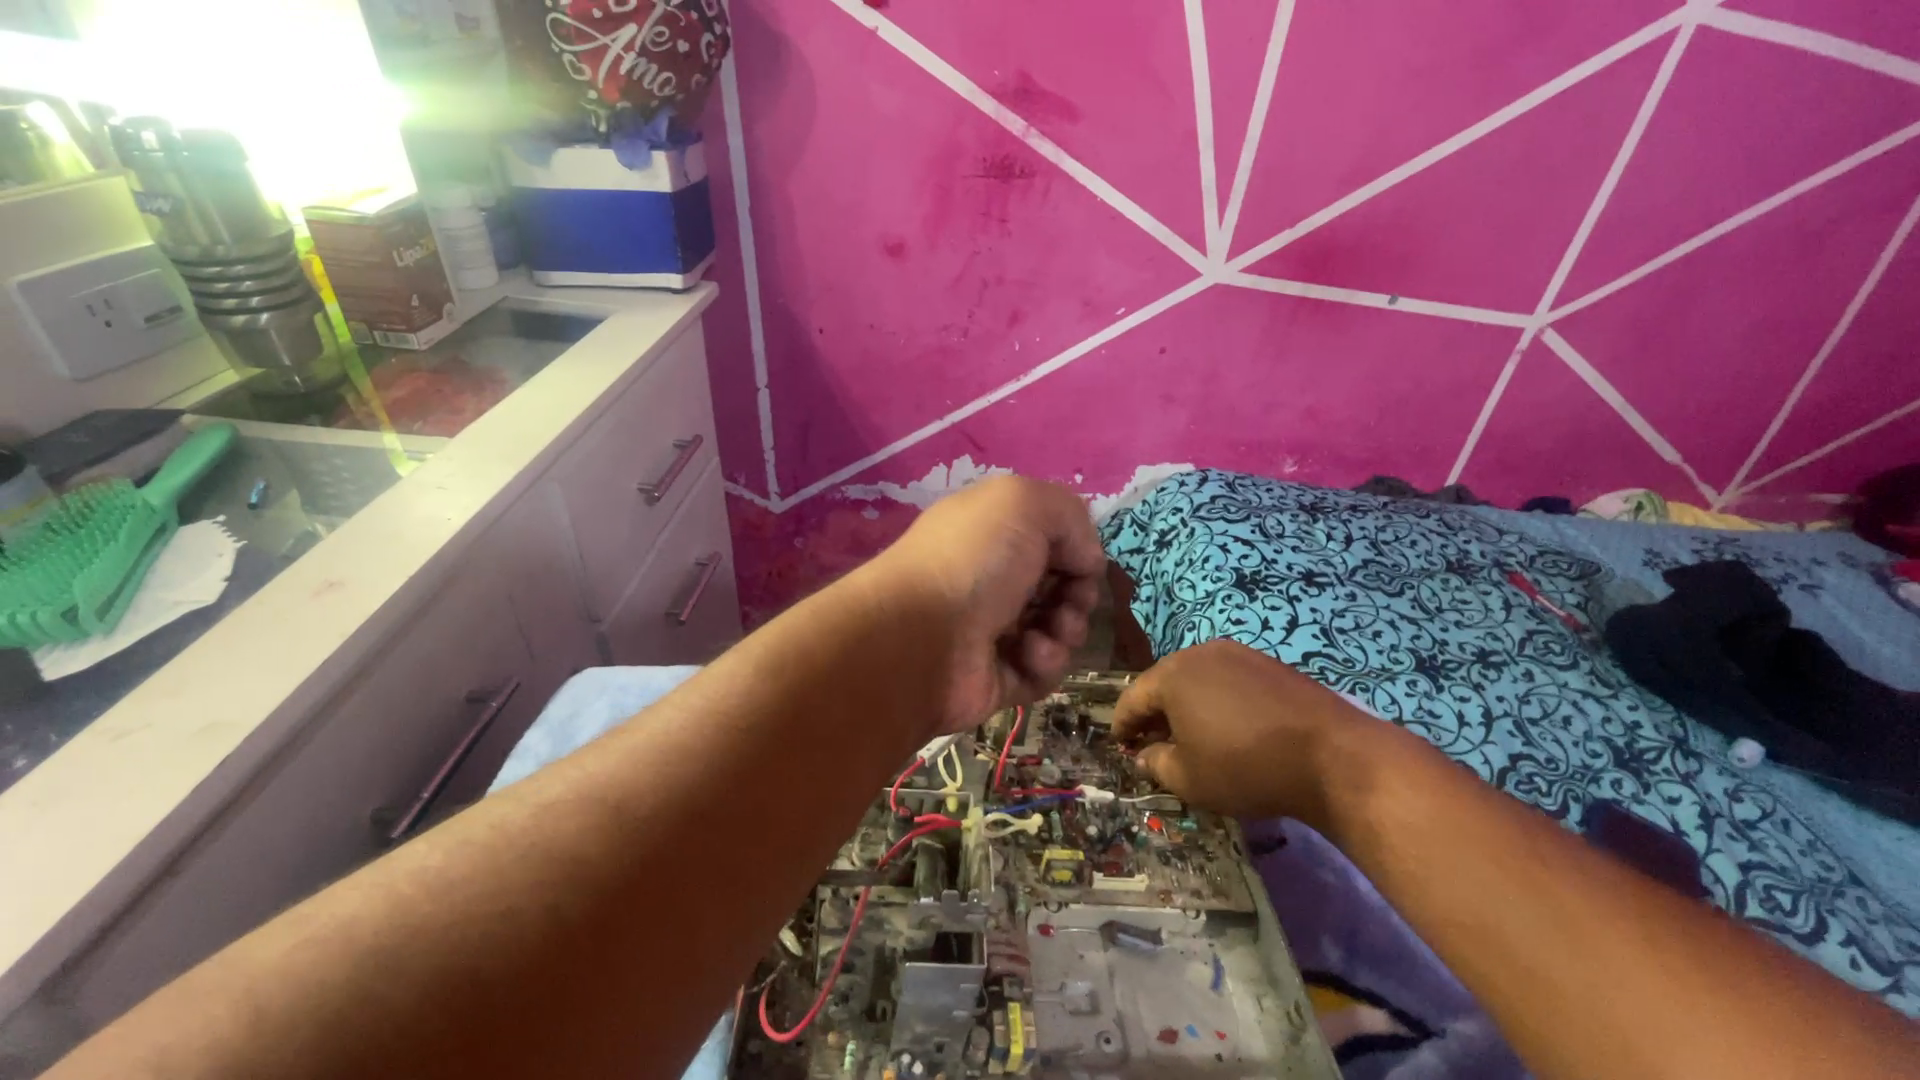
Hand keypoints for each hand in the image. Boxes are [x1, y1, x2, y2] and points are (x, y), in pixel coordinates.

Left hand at [866, 476, 1104, 731]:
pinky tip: (1025, 654)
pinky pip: (1044, 672)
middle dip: (1078, 594)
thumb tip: (1085, 559)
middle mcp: (991, 580)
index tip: (1080, 560)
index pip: (1051, 541)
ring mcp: (993, 632)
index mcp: (991, 535)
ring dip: (1067, 629)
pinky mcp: (998, 679)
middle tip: (1069, 600)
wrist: (919, 639)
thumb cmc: (971, 561)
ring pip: (1060, 632)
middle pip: (1062, 588)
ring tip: (1047, 630)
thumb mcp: (1023, 503)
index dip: (1076, 551)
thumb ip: (1069, 516)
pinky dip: (1045, 662)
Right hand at [1112, 640, 1405, 824]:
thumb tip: (1145, 755)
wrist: (1333, 757)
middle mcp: (1203, 653)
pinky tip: (1230, 729)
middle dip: (1155, 713)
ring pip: (1199, 680)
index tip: (1119, 745)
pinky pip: (1230, 682)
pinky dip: (1220, 703)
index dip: (1122, 724)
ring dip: (1189, 707)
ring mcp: (1242, 655)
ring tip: (1192, 738)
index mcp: (1173, 674)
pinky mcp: (1272, 666)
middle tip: (1152, 743)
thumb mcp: (1189, 778)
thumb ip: (1156, 764)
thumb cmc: (1245, 767)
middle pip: (1166, 683)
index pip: (1133, 698)